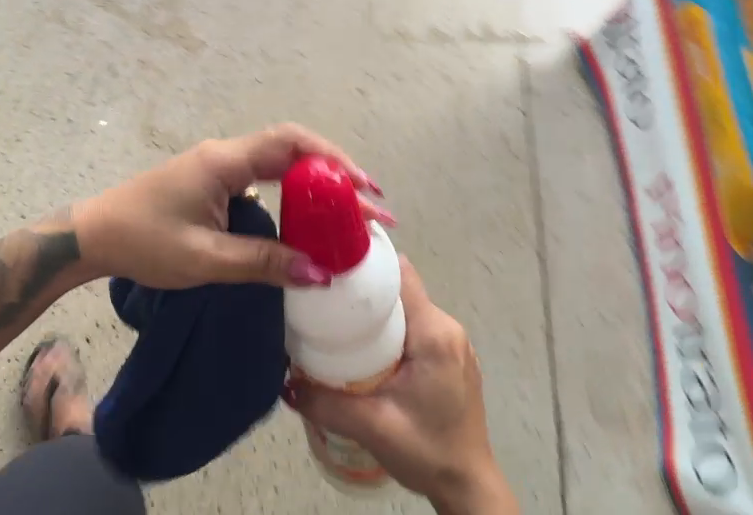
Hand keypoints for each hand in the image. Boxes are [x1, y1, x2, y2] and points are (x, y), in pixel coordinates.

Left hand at [71, 123, 391, 289]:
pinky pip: (263, 177)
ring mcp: (217, 166)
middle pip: (291, 151)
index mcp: (224, 161)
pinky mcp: (212, 180)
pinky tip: (310, 219)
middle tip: (374, 210)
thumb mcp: (206, 259)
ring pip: (278, 163)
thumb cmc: (145, 243)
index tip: (367, 189)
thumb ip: (264, 262)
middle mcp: (224, 154)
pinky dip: (292, 193)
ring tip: (352, 216)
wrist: (95, 234)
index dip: (334, 161)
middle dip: (335, 176)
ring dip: (316, 185)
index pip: (291, 144)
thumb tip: (323, 272)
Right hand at [282, 257, 516, 514]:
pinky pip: (413, 327)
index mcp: (434, 333)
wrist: (468, 489)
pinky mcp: (449, 359)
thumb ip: (324, 403)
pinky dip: (387, 330)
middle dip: (361, 292)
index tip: (330, 265)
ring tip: (336, 326)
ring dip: (373, 313)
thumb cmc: (428, 451)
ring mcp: (452, 344)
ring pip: (404, 309)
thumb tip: (284, 382)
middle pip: (398, 290)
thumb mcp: (371, 427)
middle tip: (322, 301)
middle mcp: (448, 329)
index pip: (400, 273)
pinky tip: (362, 350)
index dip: (365, 263)